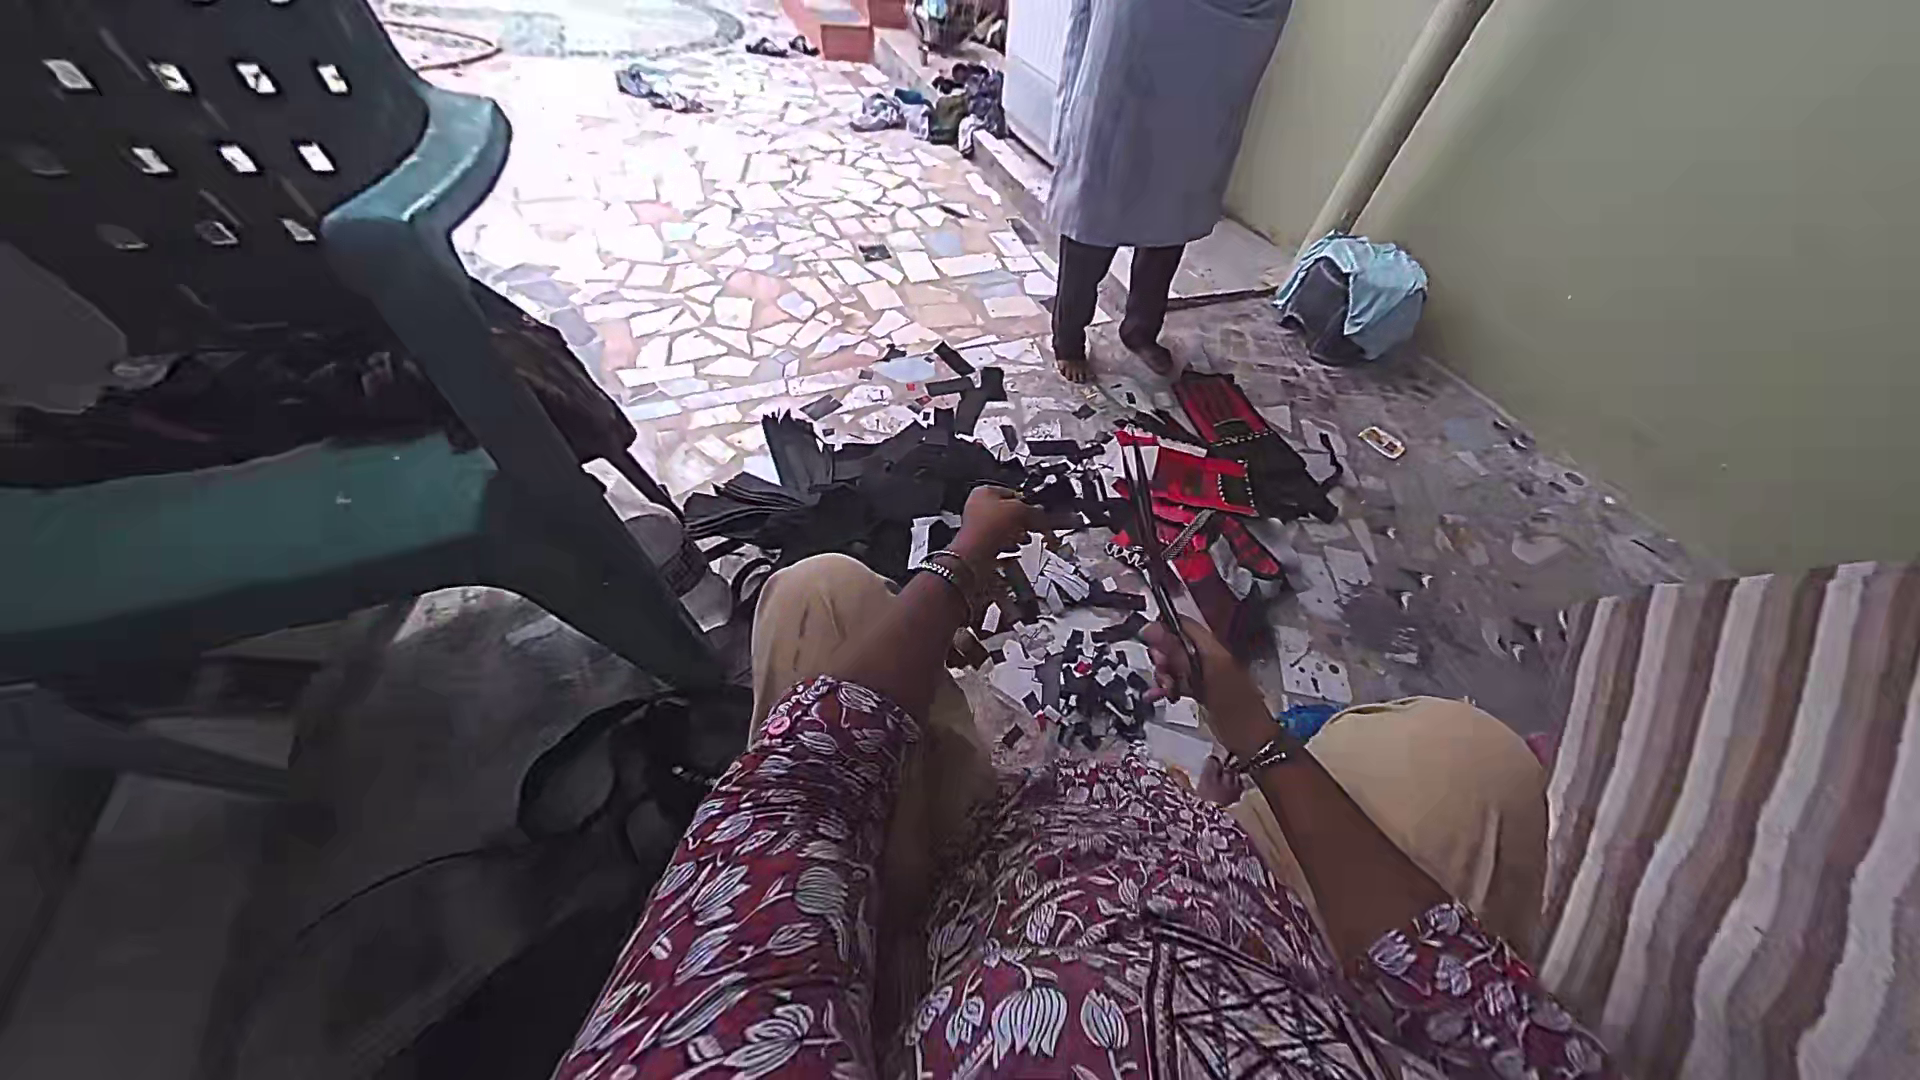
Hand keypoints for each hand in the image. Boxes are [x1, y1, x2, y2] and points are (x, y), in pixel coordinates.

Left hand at [952, 485, 1043, 568]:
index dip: (1027, 503)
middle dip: (1023, 522)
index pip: (1012, 493)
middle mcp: (977, 508)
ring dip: (1017, 536)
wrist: (974, 558)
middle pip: (1009, 514)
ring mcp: (977, 529)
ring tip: (1024, 539)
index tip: (1036, 513)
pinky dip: (1008, 547)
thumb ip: (1035, 511)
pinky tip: (1013, 549)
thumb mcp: (1020, 512)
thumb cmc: (988, 529)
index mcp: (983, 492)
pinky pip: (999, 545)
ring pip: (1005, 530)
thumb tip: (1041, 513)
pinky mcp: (979, 547)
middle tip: (1032, 527)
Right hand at [1143, 616, 1272, 757]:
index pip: (1184, 625)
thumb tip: (1153, 629)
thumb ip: (1178, 654)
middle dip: (1162, 656)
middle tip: (1160, 670)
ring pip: (1174, 665)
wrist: (1251, 743)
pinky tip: (1160, 695)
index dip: (1163, 629)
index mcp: (1213, 649)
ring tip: (1163, 688)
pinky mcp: (1200, 691)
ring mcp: (1204, 675)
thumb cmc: (1234, 710)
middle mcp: (1208, 658)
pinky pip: (1178, 682)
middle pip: (1176, 645)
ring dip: (1163, 675)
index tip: (1148, 641)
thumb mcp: (1201, 678)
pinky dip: (1167, 687)